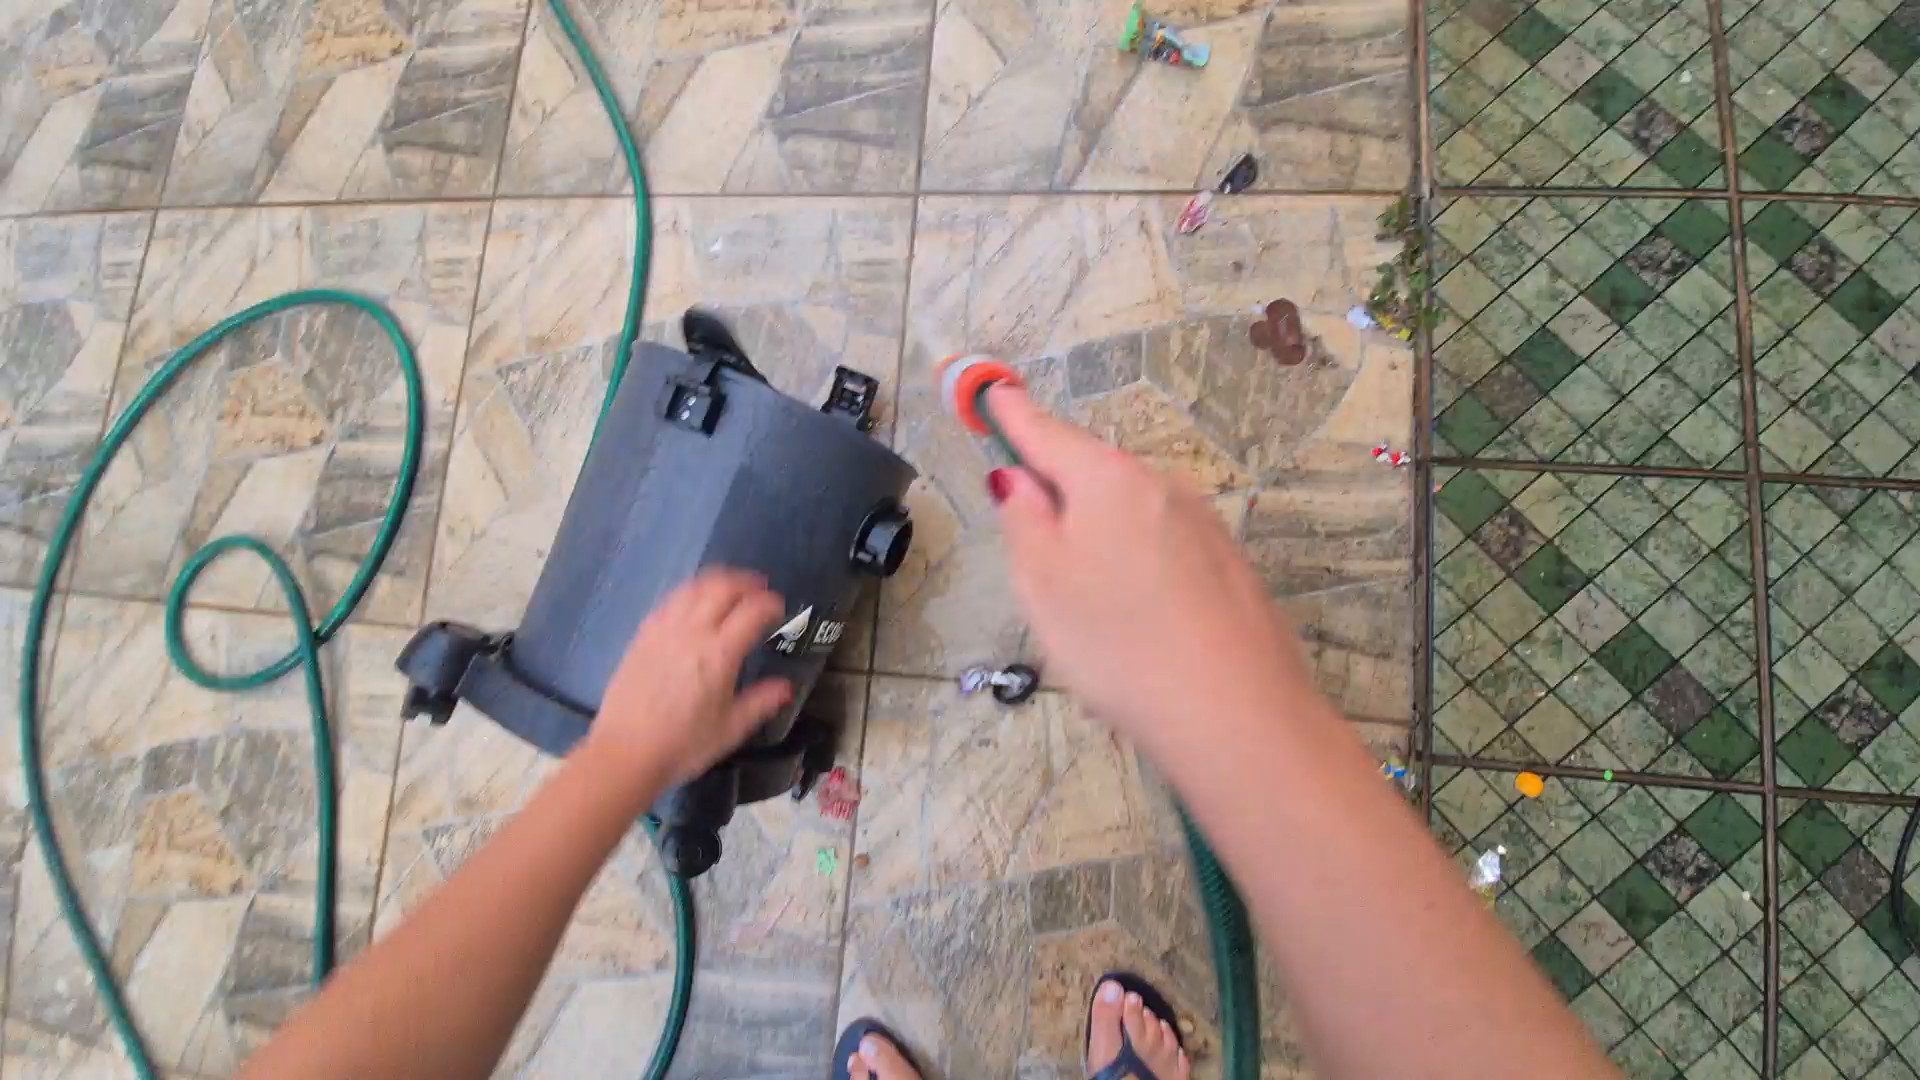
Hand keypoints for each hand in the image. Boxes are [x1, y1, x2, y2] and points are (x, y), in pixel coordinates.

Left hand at [585, 568, 793, 784]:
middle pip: (722, 588)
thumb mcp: (730, 729)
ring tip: (729, 589)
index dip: (770, 602)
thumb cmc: (683, 744)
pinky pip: (669, 601)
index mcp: (719, 654)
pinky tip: (693, 603)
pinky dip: (688, 593)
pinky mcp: (642, 636)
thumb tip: (785, 687)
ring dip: (716, 581)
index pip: (752, 611)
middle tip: (758, 590)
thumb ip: (760, 702)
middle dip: (745, 583)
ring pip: (693, 588)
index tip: (779, 607)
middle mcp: (692, 633)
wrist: (624, 754)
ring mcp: (663, 631)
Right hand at [985, 384, 1314, 752]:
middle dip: (1060, 502)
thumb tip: (1017, 477)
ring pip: (1129, 519)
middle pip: (1093, 478)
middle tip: (1040, 566)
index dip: (1014, 415)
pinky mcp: (1229, 566)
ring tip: (1092, 619)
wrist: (1236, 714)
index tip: (996, 390)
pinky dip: (1138, 574)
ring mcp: (1204, 524)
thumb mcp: (1041, 581)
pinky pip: (1163, 553)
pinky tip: (1138, 631)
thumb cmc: (1116, 642)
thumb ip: (1022, 518)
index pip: (1047, 433)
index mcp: (1107, 479)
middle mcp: (1162, 486)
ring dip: (1100, 545)